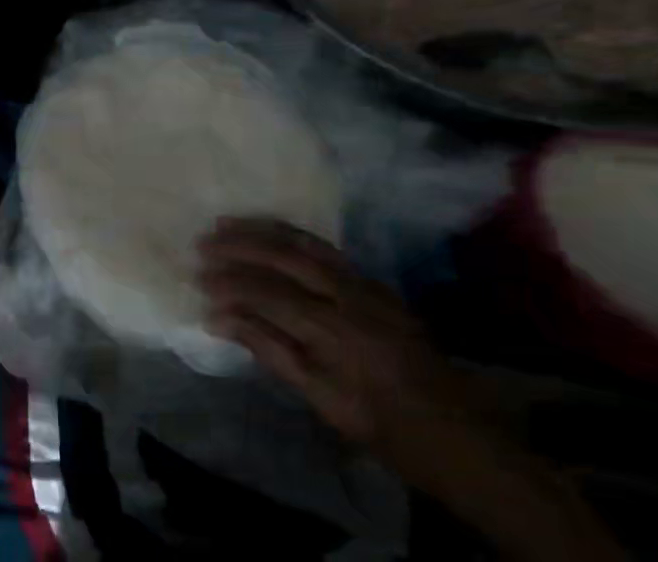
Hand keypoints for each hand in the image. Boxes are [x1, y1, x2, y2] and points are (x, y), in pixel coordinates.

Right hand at [198, 218, 493, 490]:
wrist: (458, 433)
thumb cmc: (383, 427)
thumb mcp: (322, 399)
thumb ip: (271, 351)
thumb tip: (220, 319)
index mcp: (336, 331)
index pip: (270, 293)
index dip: (231, 285)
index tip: (199, 283)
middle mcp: (351, 296)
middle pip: (287, 256)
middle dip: (241, 245)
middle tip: (204, 243)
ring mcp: (367, 285)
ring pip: (308, 242)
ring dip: (264, 230)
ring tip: (228, 224)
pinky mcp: (376, 284)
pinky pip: (327, 248)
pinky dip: (292, 235)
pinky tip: (272, 234)